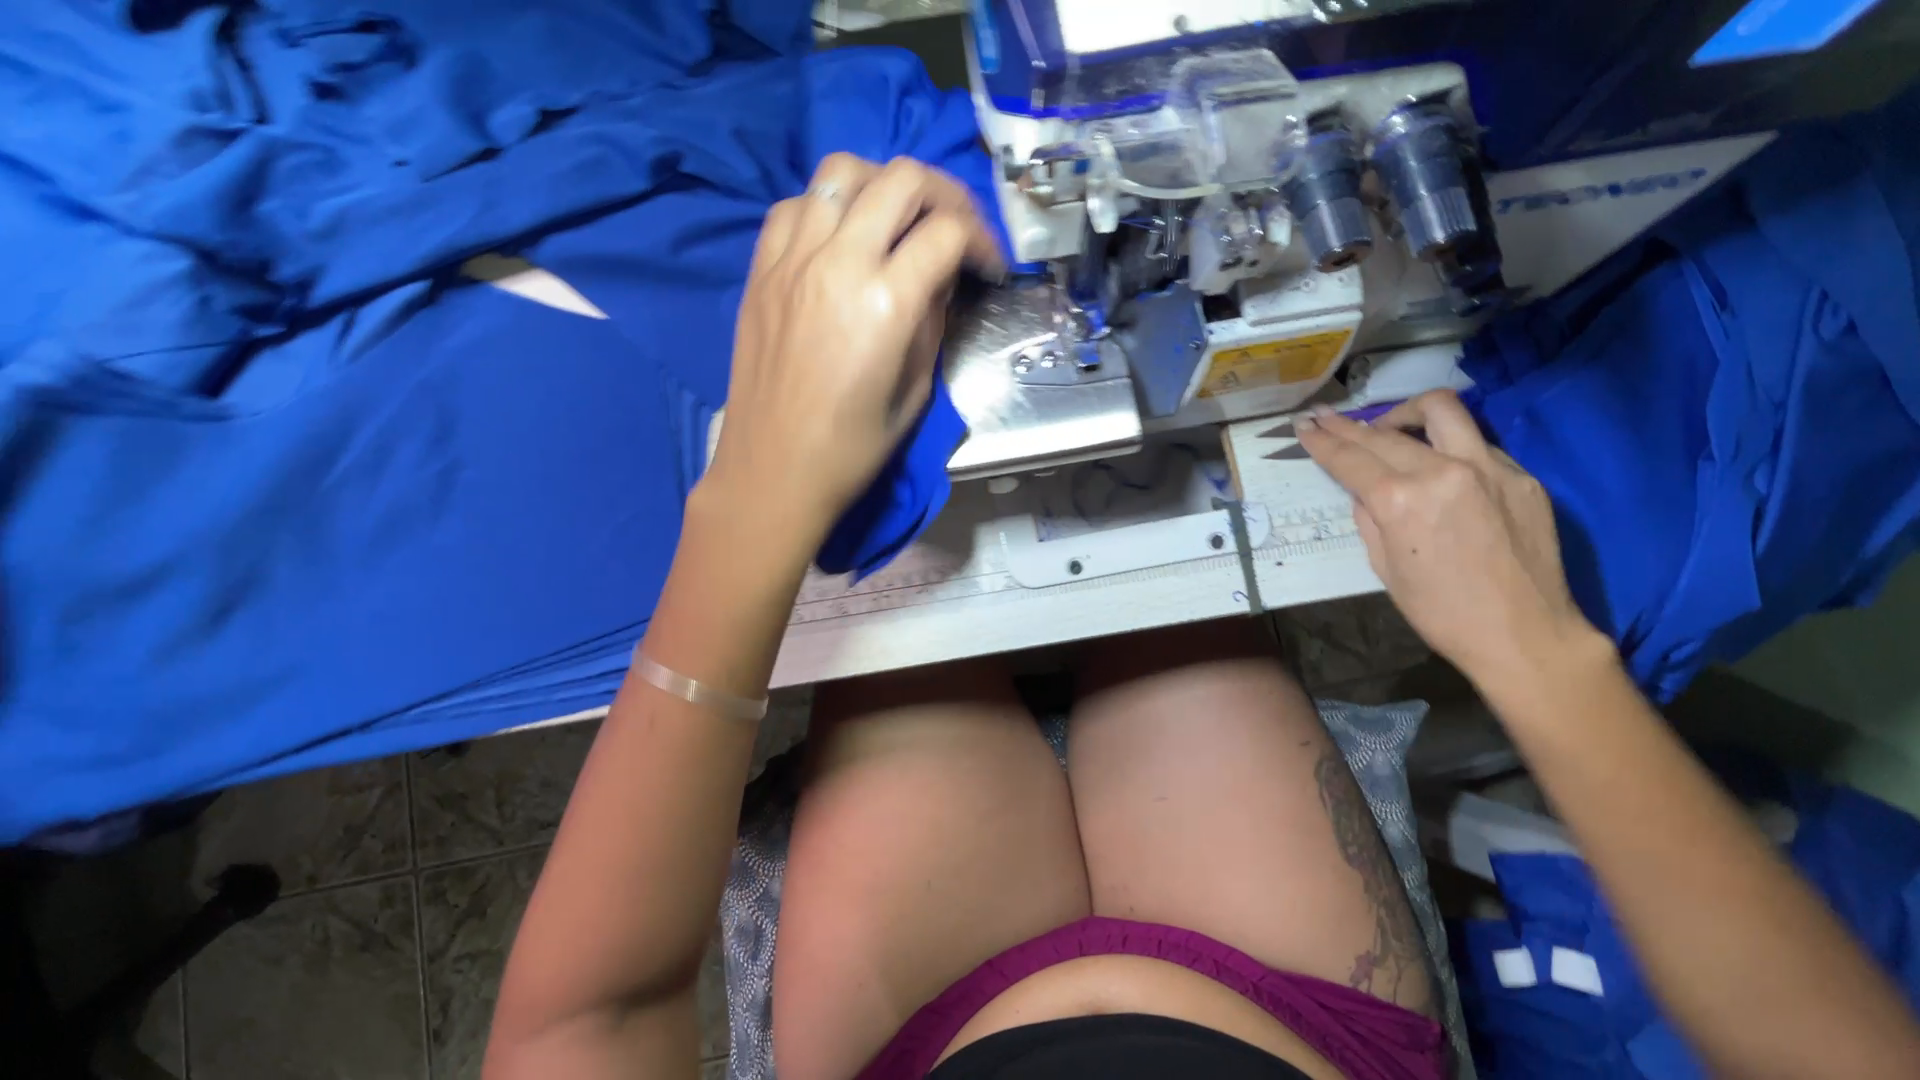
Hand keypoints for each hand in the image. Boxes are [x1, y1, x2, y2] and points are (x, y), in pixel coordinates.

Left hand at [703, 153, 1005, 541]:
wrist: (773, 470)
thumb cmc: (852, 448)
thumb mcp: (916, 390)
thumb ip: (934, 320)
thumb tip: (941, 275)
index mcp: (886, 302)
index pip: (948, 232)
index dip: (983, 241)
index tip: (989, 266)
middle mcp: (838, 262)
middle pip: (902, 179)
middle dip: (945, 195)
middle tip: (955, 227)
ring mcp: (792, 259)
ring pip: (842, 171)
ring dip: (882, 185)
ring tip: (896, 218)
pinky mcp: (761, 269)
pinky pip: (794, 204)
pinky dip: (826, 206)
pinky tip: (840, 236)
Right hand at [1295, 390, 1601, 681]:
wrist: (1524, 634)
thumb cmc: (1441, 613)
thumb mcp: (1384, 568)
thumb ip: (1370, 519)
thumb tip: (1364, 490)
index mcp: (1400, 501)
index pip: (1350, 458)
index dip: (1322, 441)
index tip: (1305, 426)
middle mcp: (1443, 471)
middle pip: (1384, 433)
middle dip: (1348, 426)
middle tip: (1329, 420)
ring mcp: (1489, 467)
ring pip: (1440, 410)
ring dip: (1405, 413)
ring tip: (1391, 427)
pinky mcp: (1521, 475)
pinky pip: (1477, 443)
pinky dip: (1448, 446)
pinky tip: (1441, 467)